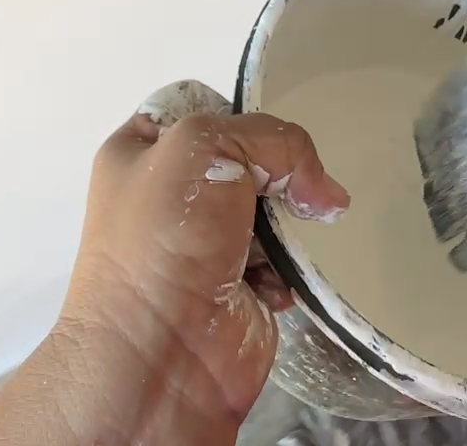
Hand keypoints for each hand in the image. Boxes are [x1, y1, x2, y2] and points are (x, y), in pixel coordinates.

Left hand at [0, 81, 349, 445]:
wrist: (156, 358)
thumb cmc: (164, 237)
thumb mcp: (207, 148)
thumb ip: (275, 141)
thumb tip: (325, 194)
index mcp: (141, 149)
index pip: (201, 107)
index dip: (237, 115)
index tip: (262, 135)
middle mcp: (169, 191)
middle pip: (245, 157)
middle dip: (276, 171)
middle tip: (295, 187)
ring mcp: (203, 241)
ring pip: (270, 207)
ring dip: (288, 221)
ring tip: (291, 234)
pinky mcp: (236, 286)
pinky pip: (281, 259)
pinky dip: (290, 266)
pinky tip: (279, 279)